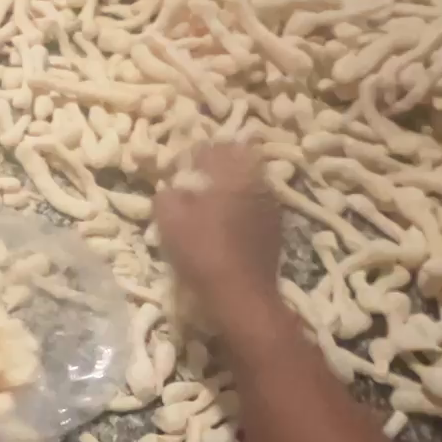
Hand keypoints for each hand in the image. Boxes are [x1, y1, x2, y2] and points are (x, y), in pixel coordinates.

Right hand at [155, 142, 282, 309]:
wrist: (240, 293)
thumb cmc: (201, 251)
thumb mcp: (168, 218)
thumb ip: (166, 194)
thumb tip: (172, 188)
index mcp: (230, 175)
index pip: (213, 147)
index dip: (194, 152)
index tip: (180, 163)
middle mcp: (255, 183)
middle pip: (237, 159)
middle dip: (217, 163)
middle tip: (195, 175)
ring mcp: (269, 205)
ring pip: (249, 180)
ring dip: (230, 182)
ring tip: (209, 197)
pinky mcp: (274, 226)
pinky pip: (255, 201)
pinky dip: (239, 202)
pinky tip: (225, 218)